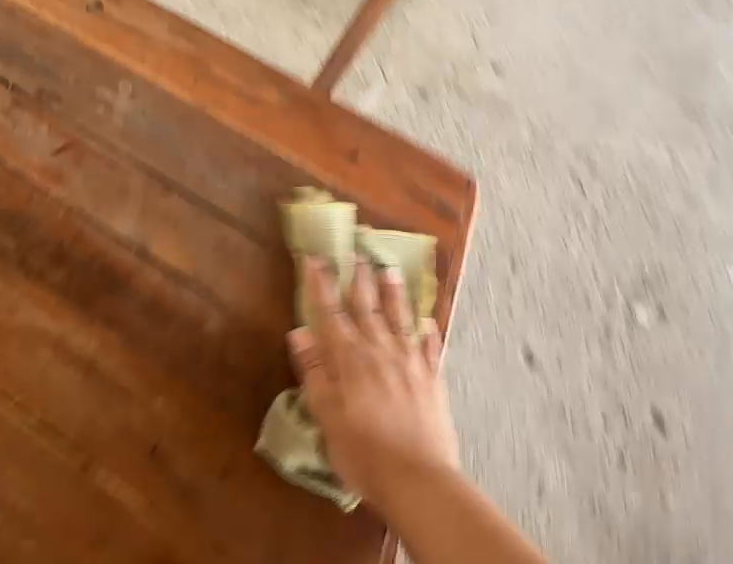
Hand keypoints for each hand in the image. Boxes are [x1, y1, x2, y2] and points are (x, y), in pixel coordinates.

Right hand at [286, 257, 459, 507]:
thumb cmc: (360, 449)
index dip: (321, 283)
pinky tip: (428, 321)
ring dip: (394, 294)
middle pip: (367, 307)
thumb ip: (314, 370)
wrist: (417, 479)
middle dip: (359, 279)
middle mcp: (379, 352)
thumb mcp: (325, 412)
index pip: (330, 311)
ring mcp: (409, 364)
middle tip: (357, 253)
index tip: (315, 258)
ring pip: (400, 320)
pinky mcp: (433, 382)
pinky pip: (430, 349)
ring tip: (390, 270)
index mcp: (348, 357)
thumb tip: (299, 331)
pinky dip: (428, 332)